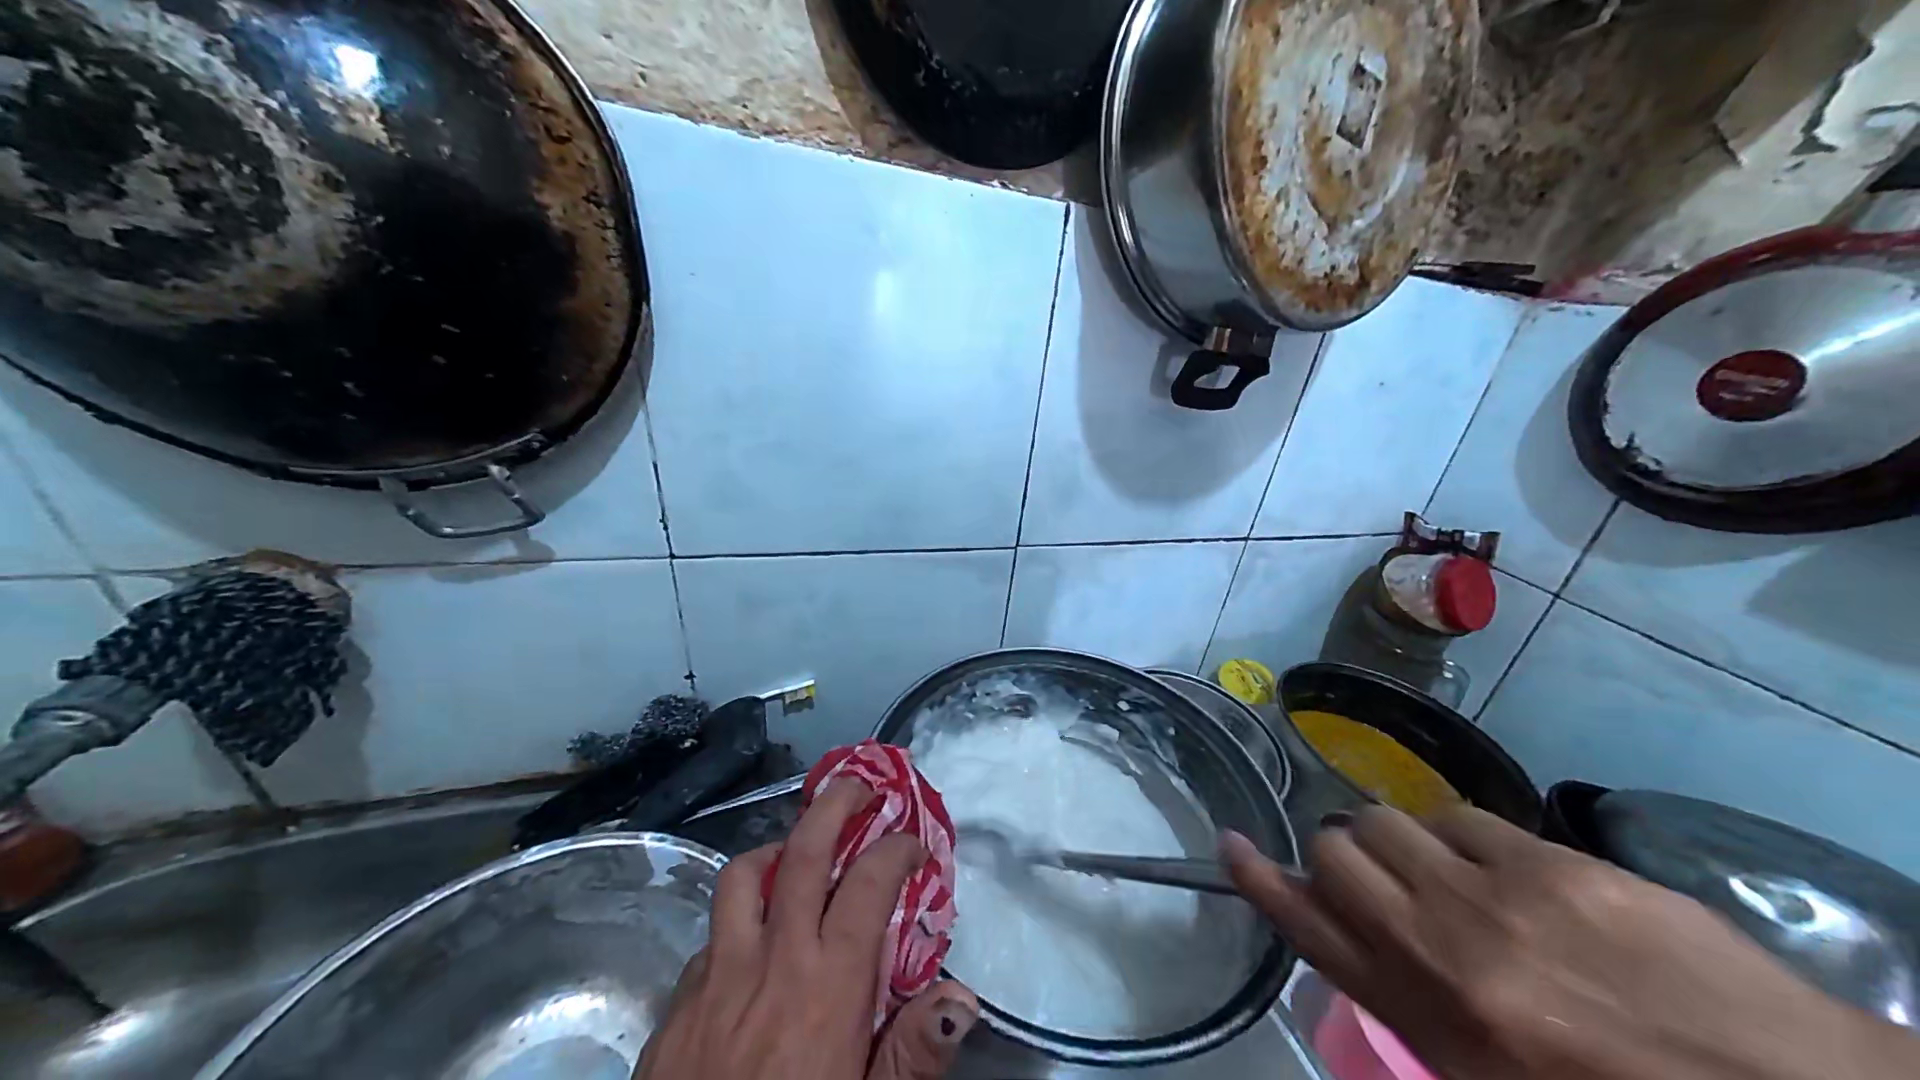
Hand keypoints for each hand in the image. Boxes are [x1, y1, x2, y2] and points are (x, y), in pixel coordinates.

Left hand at [636, 779, 979, 1079]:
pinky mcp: (676, 1003)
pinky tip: (750, 951)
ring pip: (742, 877)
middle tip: (857, 787)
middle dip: (835, 805)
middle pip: (804, 853)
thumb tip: (962, 996)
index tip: (913, 844)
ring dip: (775, 852)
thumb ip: (914, 1053)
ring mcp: (716, 976)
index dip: (897, 850)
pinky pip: (710, 938)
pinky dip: (738, 924)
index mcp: (828, 984)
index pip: (869, 886)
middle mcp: (772, 960)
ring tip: (796, 856)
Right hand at [1223, 806, 1919, 1079]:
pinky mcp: (1556, 866)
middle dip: (1343, 858)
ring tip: (1447, 873)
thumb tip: (1357, 934)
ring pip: (1389, 823)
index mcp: (1428, 1016)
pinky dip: (1464, 837)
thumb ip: (1410, 1004)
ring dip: (1401, 843)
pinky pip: (1464, 819)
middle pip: (1336, 855)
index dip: (1260, 879)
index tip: (1230, 841)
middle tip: (1381, 879)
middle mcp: (1443, 948)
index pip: (1311, 927)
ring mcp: (1499, 899)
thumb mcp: (1486, 1072)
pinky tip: (1507, 870)